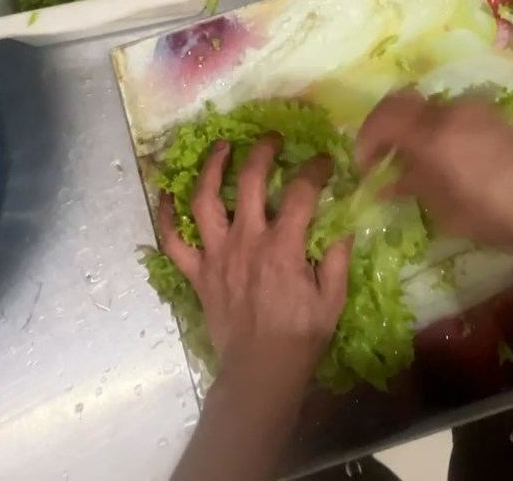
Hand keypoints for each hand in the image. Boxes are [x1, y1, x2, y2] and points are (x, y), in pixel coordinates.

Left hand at [156, 137, 353, 382]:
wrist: (260, 374)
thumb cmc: (300, 338)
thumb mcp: (331, 299)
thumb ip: (336, 257)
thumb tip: (345, 224)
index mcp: (282, 246)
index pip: (300, 192)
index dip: (314, 169)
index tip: (324, 160)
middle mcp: (246, 241)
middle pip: (248, 181)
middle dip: (261, 151)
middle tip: (271, 139)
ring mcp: (216, 255)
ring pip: (204, 200)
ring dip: (211, 167)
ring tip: (221, 147)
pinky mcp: (197, 272)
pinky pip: (173, 240)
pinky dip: (167, 215)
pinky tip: (167, 194)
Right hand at [356, 90, 512, 255]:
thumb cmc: (504, 216)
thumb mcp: (451, 212)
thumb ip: (414, 188)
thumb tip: (389, 180)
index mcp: (434, 134)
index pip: (383, 119)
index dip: (365, 139)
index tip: (362, 165)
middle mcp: (450, 112)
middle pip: (402, 104)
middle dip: (384, 127)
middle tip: (379, 156)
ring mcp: (476, 110)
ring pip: (428, 108)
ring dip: (412, 128)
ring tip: (414, 162)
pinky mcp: (497, 117)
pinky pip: (452, 115)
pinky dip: (436, 130)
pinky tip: (447, 160)